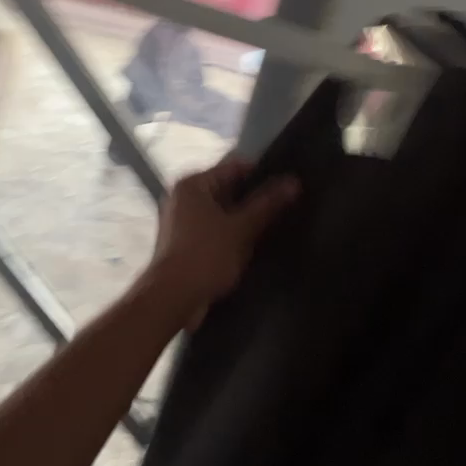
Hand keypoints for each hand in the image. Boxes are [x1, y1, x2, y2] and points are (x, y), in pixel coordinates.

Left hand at [139, 159, 299, 326]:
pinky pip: (214, 229)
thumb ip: (267, 204)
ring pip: (222, 211)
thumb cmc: (206, 256)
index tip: (289, 183)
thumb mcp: (241, 229)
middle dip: (255, 198)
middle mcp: (183, 196)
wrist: (172, 298)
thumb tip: (294, 181)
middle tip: (289, 205)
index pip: (234, 167)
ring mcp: (181, 220)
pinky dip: (232, 233)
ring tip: (277, 223)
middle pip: (227, 189)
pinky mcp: (184, 242)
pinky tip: (255, 243)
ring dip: (245, 218)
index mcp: (192, 184)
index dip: (263, 174)